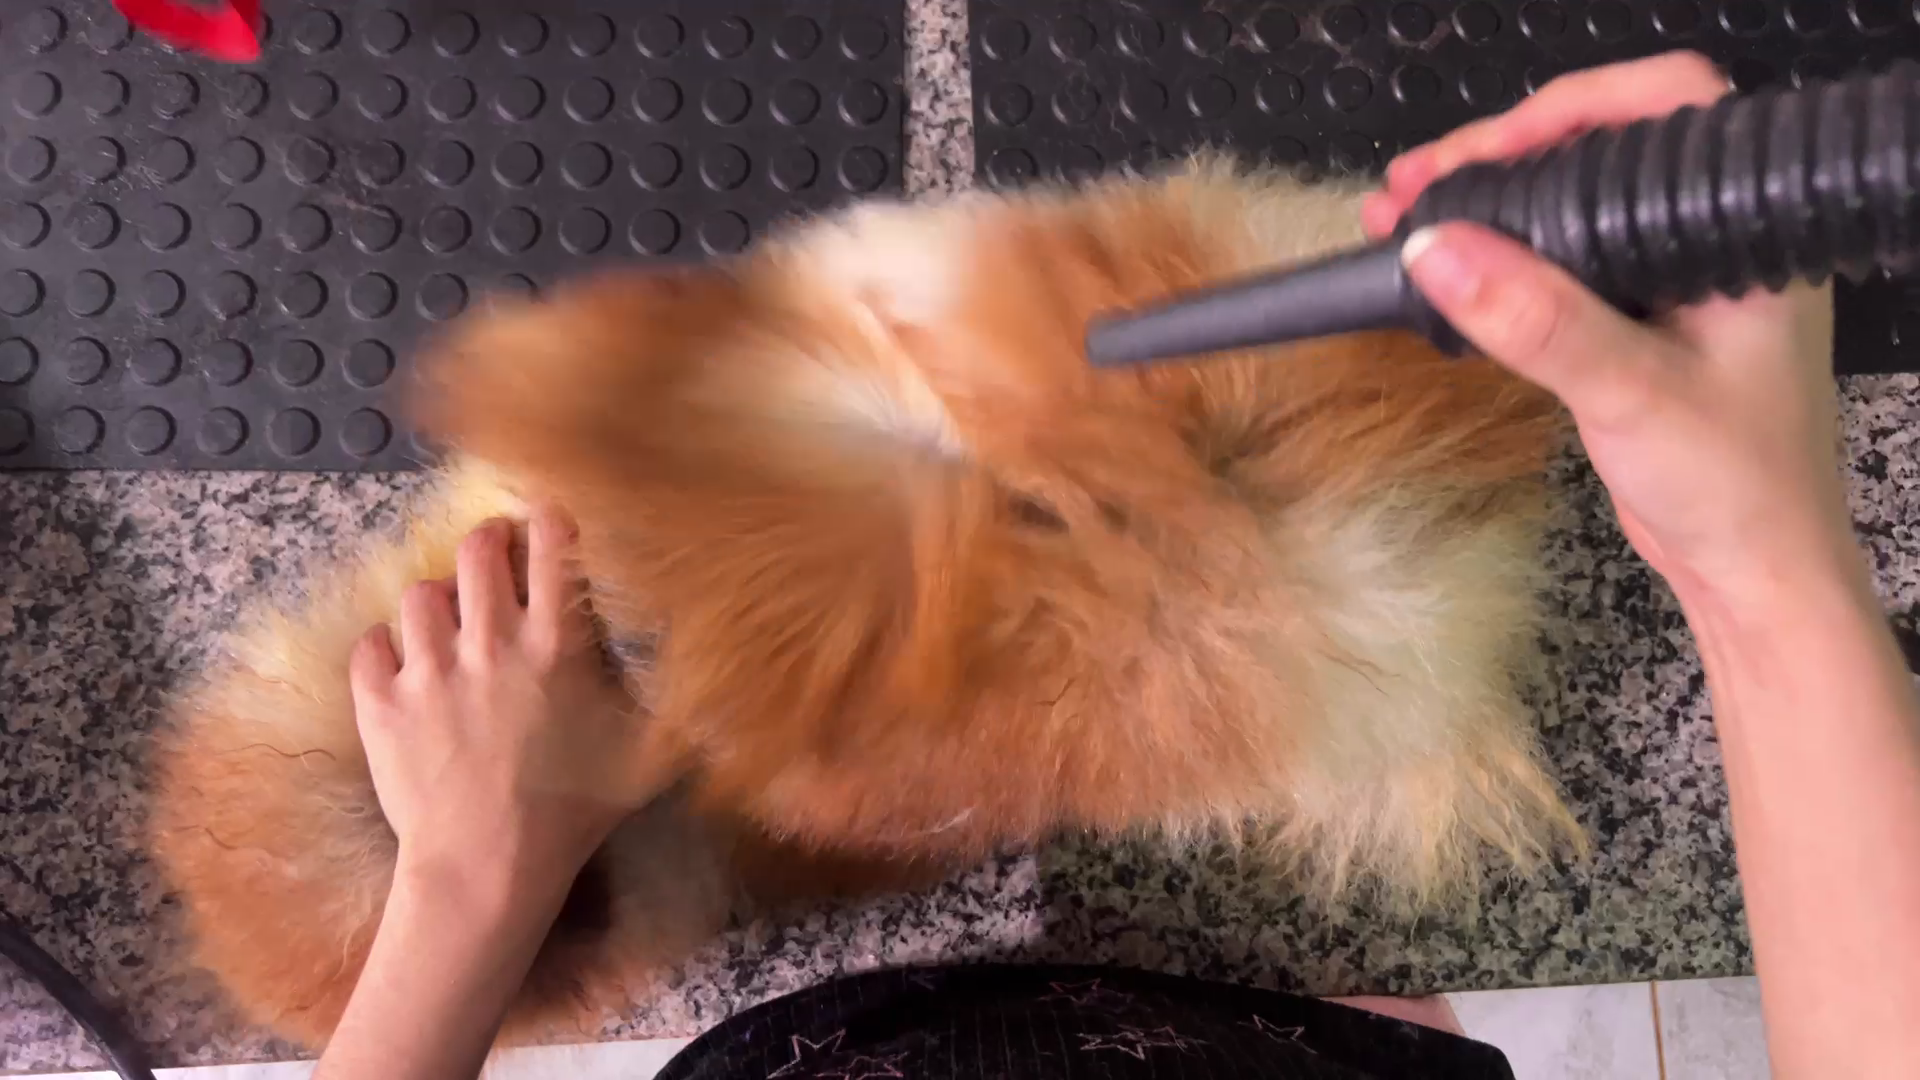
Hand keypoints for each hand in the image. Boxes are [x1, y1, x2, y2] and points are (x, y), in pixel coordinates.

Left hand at [348, 506, 641, 909]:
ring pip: (421, 593)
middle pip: (479, 552)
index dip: (553, 522)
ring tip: (456, 615)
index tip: (552, 517)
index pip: (554, 554)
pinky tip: (411, 663)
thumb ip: (673, 702)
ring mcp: (428, 672)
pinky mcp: (380, 706)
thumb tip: (707, 669)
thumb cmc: (575, 806)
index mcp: (557, 647)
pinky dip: (391, 645)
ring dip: (444, 595)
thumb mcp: (646, 751)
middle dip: (491, 539)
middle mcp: (491, 644)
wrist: (487, 868)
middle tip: (500, 551)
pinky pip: (373, 645)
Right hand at [1363, 52, 1852, 610]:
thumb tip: (1433, 250)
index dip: (1558, 112)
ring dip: (1476, 213)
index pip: (1661, 109)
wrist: (1741, 557)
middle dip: (1490, 162)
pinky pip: (1546, 270)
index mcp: (1736, 225)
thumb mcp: (1626, 388)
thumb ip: (1534, 319)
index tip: (1464, 157)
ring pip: (1560, 214)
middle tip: (1402, 188)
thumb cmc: (1723, 475)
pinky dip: (1487, 263)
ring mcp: (1655, 284)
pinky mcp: (1619, 326)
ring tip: (1396, 223)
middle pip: (1593, 156)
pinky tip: (1445, 274)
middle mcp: (1698, 240)